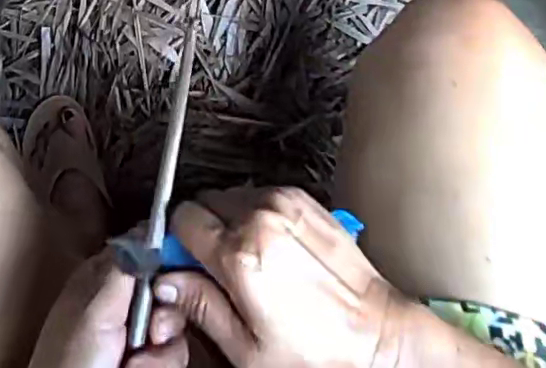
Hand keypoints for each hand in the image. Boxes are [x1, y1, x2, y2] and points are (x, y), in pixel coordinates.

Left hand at [29, 252, 189, 367]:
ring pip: (175, 326)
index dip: (166, 259)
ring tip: (136, 366)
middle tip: (153, 333)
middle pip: (169, 289)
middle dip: (168, 315)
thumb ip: (122, 268)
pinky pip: (173, 356)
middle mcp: (123, 302)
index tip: (172, 277)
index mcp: (104, 277)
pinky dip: (160, 367)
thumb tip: (148, 226)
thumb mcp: (94, 310)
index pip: (146, 249)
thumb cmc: (70, 364)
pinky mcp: (147, 364)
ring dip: (161, 351)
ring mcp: (135, 337)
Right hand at [150, 187, 419, 367]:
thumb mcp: (246, 350)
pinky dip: (255, 213)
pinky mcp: (300, 196)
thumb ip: (200, 305)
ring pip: (231, 195)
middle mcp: (259, 216)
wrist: (377, 335)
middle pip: (204, 201)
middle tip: (215, 266)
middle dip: (203, 229)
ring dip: (229, 219)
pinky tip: (271, 248)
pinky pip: (258, 193)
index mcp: (240, 253)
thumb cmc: (319, 353)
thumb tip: (168, 281)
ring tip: (250, 260)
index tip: (181, 258)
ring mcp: (282, 201)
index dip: (176, 241)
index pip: (182, 218)